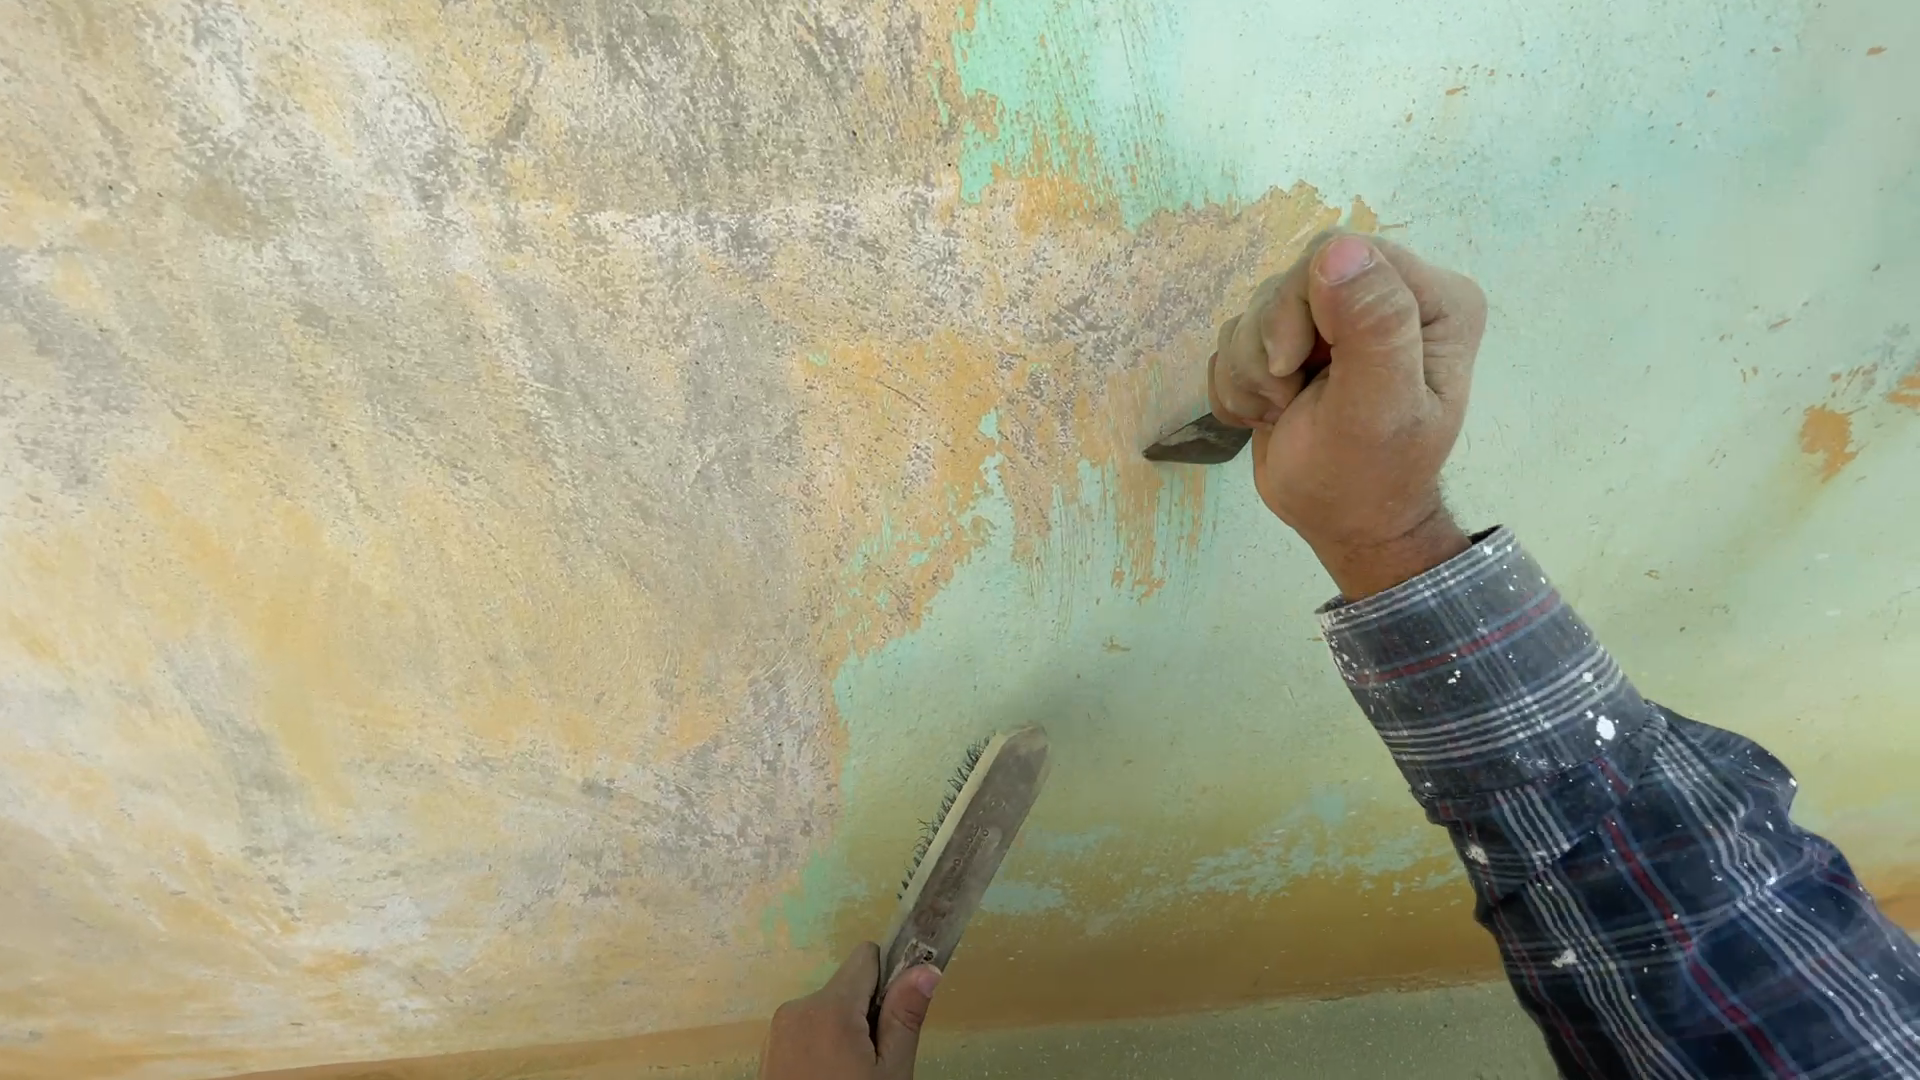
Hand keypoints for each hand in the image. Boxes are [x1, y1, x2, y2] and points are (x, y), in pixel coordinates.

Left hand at [759, 943, 941, 1079]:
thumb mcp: (890, 1076)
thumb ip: (905, 1016)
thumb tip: (926, 967)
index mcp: (829, 1007)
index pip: (868, 956)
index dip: (890, 980)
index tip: (897, 1014)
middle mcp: (798, 1008)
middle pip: (848, 987)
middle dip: (867, 1014)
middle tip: (875, 1062)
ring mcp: (779, 1031)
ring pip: (828, 1010)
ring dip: (844, 1033)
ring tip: (850, 1078)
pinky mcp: (769, 1052)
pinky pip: (807, 1031)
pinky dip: (822, 1048)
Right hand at [1209, 233, 1486, 596]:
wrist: (1341, 523)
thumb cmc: (1367, 477)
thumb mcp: (1376, 408)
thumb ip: (1371, 326)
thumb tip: (1337, 249)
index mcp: (1427, 300)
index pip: (1337, 253)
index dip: (1296, 307)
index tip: (1291, 368)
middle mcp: (1381, 299)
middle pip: (1286, 282)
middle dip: (1267, 349)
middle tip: (1285, 400)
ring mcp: (1330, 325)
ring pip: (1252, 314)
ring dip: (1248, 375)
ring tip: (1279, 414)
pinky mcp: (1289, 350)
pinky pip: (1233, 344)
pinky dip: (1236, 387)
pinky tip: (1264, 416)